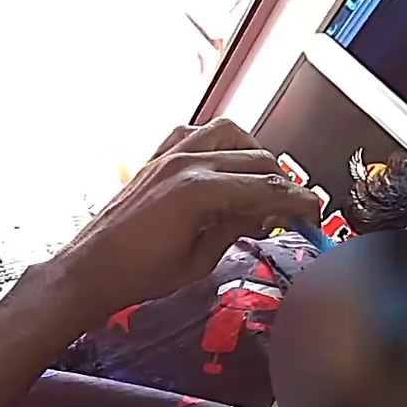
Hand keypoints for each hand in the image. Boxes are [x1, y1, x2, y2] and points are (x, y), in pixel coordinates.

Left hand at [48, 119, 319, 325]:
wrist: (92, 268)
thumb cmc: (138, 274)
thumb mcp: (199, 261)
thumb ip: (235, 229)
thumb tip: (264, 215)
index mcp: (200, 191)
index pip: (269, 189)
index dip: (300, 202)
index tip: (314, 214)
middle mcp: (187, 163)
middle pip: (258, 159)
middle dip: (282, 186)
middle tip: (286, 214)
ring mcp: (169, 155)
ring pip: (231, 134)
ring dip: (254, 155)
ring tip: (258, 185)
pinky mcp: (156, 158)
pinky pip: (196, 132)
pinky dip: (217, 144)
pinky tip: (221, 167)